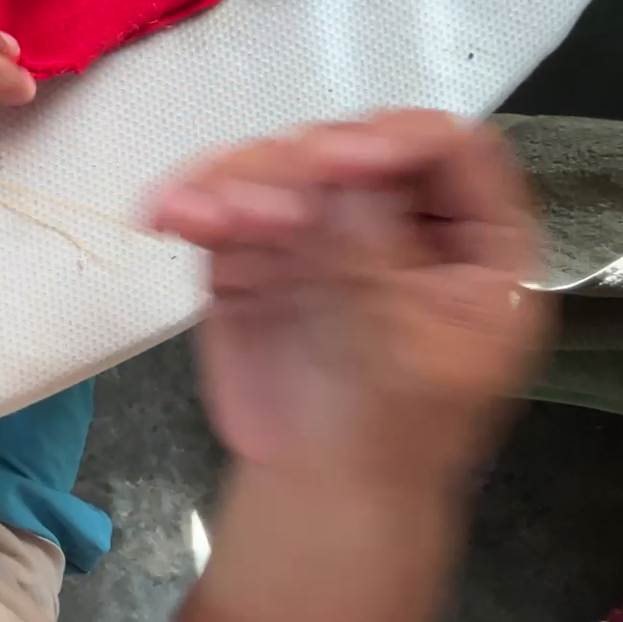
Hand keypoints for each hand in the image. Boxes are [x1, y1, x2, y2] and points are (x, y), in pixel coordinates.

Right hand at [149, 111, 551, 484]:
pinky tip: (162, 215)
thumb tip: (341, 177)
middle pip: (336, 150)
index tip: (332, 165)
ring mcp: (306, 236)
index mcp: (460, 240)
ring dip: (222, 181)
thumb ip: (377, 262)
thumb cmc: (392, 429)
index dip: (389, 141)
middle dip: (287, 167)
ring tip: (186, 215)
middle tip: (248, 214)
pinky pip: (213, 213)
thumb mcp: (411, 351)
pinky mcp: (242, 258)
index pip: (440, 151)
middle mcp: (382, 220)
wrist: (314, 480)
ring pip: (266, 172)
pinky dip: (184, 206)